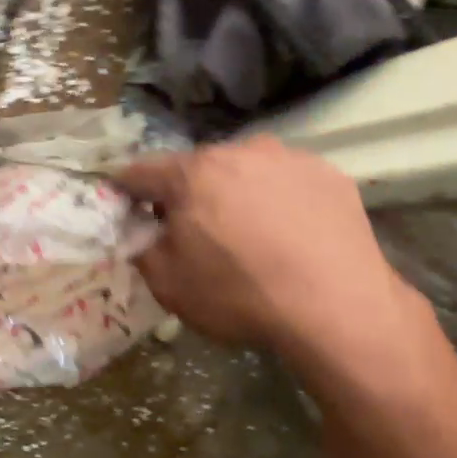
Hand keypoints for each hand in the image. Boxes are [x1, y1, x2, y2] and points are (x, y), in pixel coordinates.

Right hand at [117, 136, 413, 363]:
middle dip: (186, 195)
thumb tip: (140, 231)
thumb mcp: (168, 284)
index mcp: (192, 174)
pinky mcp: (330, 175)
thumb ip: (142, 248)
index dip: (124, 189)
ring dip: (234, 196)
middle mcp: (241, 151)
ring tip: (245, 237)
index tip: (121, 207)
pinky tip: (286, 239)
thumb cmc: (238, 295)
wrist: (335, 306)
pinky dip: (276, 203)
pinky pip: (286, 184)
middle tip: (190, 233)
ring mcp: (290, 159)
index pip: (140, 171)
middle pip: (196, 169)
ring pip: (245, 172)